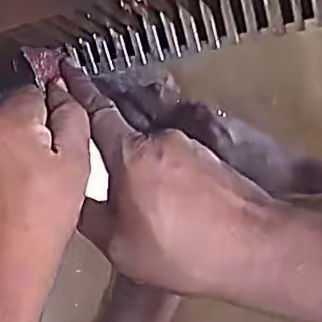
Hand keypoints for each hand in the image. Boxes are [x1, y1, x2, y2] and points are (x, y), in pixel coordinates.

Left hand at [0, 82, 90, 304]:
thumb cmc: (34, 228)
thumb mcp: (76, 166)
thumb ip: (73, 116)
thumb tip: (62, 92)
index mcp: (5, 120)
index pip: (36, 91)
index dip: (54, 118)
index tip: (59, 143)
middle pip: (13, 109)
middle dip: (31, 132)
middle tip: (45, 172)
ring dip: (11, 148)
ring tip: (25, 188)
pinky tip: (8, 193)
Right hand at [63, 63, 278, 298]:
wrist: (256, 250)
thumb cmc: (186, 251)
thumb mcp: (119, 245)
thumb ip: (88, 217)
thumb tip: (73, 200)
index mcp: (130, 154)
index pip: (96, 112)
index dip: (77, 90)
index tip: (65, 70)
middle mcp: (160, 140)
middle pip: (123, 133)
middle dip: (109, 149)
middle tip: (100, 171)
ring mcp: (190, 148)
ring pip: (151, 152)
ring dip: (141, 171)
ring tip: (140, 205)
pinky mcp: (212, 161)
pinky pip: (175, 163)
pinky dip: (165, 180)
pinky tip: (167, 209)